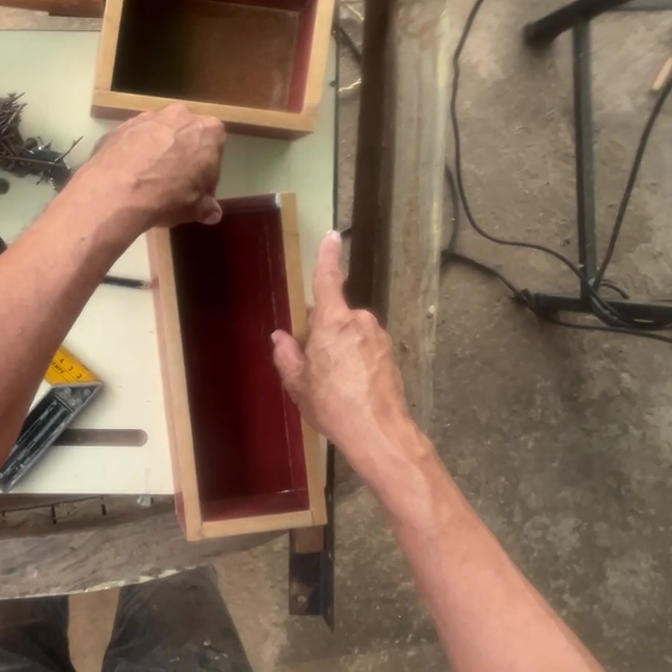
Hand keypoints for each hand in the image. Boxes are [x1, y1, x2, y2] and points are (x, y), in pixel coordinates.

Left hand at [74, 105, 225, 231]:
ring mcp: (149, 116)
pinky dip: (135, 151)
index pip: (214, 151)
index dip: (206, 173)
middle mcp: (180, 115)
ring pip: (160, 134)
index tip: (197, 190)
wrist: (117, 190)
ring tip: (148, 178)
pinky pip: (135, 138)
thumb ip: (206, 206)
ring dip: (158, 150)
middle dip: (183, 155)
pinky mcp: (122, 124)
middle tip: (174, 182)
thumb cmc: (168, 197)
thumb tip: (213, 213)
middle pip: (186, 136)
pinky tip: (129, 173)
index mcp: (208, 130)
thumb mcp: (194, 209)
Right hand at [271, 231, 428, 479]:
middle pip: (335, 316)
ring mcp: (379, 339)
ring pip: (351, 334)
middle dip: (323, 332)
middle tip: (312, 365)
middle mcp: (360, 323)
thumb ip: (287, 355)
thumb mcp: (298, 383)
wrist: (380, 435)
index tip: (332, 236)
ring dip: (340, 349)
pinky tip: (349, 389)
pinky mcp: (390, 356)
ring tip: (332, 384)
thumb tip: (281, 337)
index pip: (329, 279)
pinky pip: (365, 350)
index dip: (328, 256)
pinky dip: (355, 362)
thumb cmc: (333, 406)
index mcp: (334, 322)